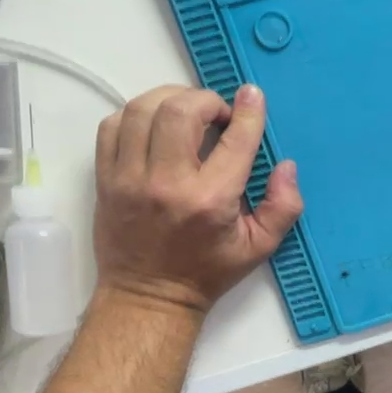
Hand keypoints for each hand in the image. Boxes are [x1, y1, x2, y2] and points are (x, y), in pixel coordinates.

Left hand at [92, 84, 302, 315]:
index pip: (234, 141)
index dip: (248, 112)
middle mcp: (167, 184)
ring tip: (187, 111)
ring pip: (141, 111)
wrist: (149, 296)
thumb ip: (284, 207)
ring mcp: (129, 179)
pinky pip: (112, 126)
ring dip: (170, 99)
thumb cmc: (208, 271)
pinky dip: (135, 115)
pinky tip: (155, 125)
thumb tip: (286, 167)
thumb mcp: (261, 247)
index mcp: (210, 201)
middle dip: (206, 100)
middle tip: (218, 113)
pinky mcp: (105, 179)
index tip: (252, 96)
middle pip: (180, 111)